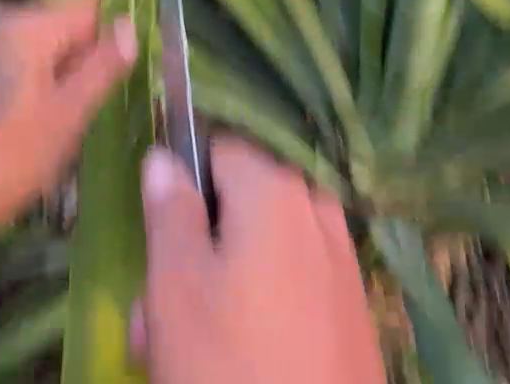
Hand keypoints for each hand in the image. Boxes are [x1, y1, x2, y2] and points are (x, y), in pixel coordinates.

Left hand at [0, 0, 136, 250]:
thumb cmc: (0, 164)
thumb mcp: (67, 118)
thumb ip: (103, 66)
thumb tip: (131, 25)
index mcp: (26, 25)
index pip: (92, 6)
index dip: (115, 37)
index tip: (126, 76)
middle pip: (65, 22)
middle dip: (86, 57)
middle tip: (93, 108)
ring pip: (41, 43)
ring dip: (61, 72)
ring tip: (65, 120)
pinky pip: (14, 58)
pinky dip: (33, 80)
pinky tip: (32, 123)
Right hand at [133, 137, 384, 383]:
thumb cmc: (230, 365)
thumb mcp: (176, 288)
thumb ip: (168, 211)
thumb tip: (163, 155)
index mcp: (276, 187)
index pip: (218, 147)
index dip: (181, 183)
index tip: (158, 235)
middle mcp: (316, 205)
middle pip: (240, 202)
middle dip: (195, 245)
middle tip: (159, 312)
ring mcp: (340, 253)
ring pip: (262, 247)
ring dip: (221, 284)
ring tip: (188, 349)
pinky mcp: (351, 300)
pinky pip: (293, 279)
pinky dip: (261, 305)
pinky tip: (239, 355)